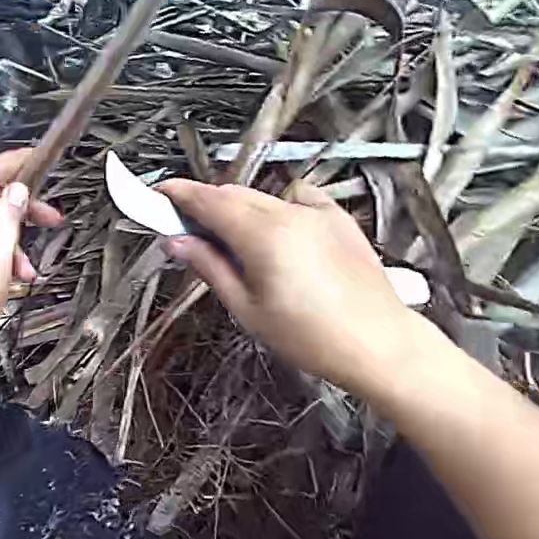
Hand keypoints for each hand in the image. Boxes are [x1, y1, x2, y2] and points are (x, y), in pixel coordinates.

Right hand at [157, 179, 423, 392]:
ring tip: (234, 244)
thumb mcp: (246, 309)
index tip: (158, 194)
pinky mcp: (338, 217)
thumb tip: (175, 241)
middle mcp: (289, 213)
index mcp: (262, 236)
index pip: (209, 201)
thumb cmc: (308, 337)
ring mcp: (317, 211)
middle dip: (206, 205)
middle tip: (188, 231)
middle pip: (233, 194)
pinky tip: (277, 232)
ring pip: (262, 197)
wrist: (380, 345)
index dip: (179, 193)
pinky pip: (296, 198)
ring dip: (238, 209)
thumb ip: (209, 267)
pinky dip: (276, 207)